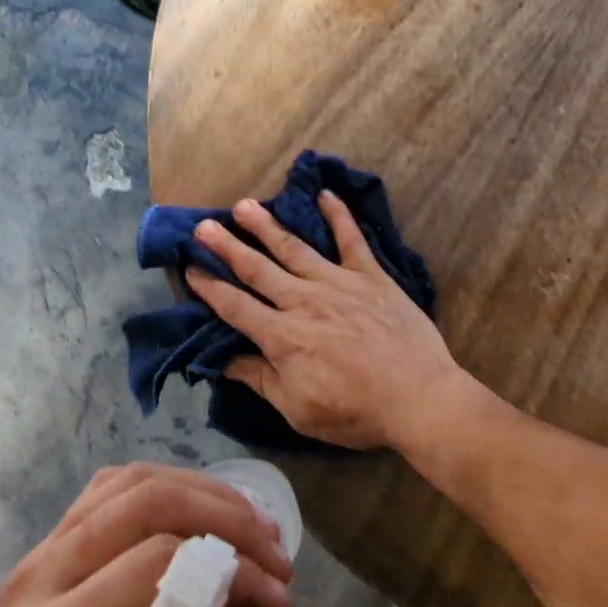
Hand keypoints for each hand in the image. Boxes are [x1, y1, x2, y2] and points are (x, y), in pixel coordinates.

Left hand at [0, 463, 319, 606]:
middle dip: (226, 518)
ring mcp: (37, 557)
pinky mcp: (49, 548)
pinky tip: (203, 514)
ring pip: (130, 482)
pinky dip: (167, 489)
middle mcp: (35, 582)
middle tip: (277, 553)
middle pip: (144, 502)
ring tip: (254, 525)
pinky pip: (111, 489)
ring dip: (203, 494)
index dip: (231, 570)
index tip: (280, 602)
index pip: (156, 561)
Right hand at [189, 192, 461, 450]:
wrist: (419, 397)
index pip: (235, 307)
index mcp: (282, 336)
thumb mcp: (299, 410)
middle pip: (256, 268)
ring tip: (244, 204)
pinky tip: (326, 193)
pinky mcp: (370, 275)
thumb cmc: (356, 412)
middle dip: (227, 246)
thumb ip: (261, 380)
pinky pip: (351, 239)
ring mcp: (337, 283)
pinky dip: (339, 215)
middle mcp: (303, 300)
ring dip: (266, 225)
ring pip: (293, 247)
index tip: (189, 268)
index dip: (209, 288)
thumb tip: (223, 361)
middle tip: (204, 225)